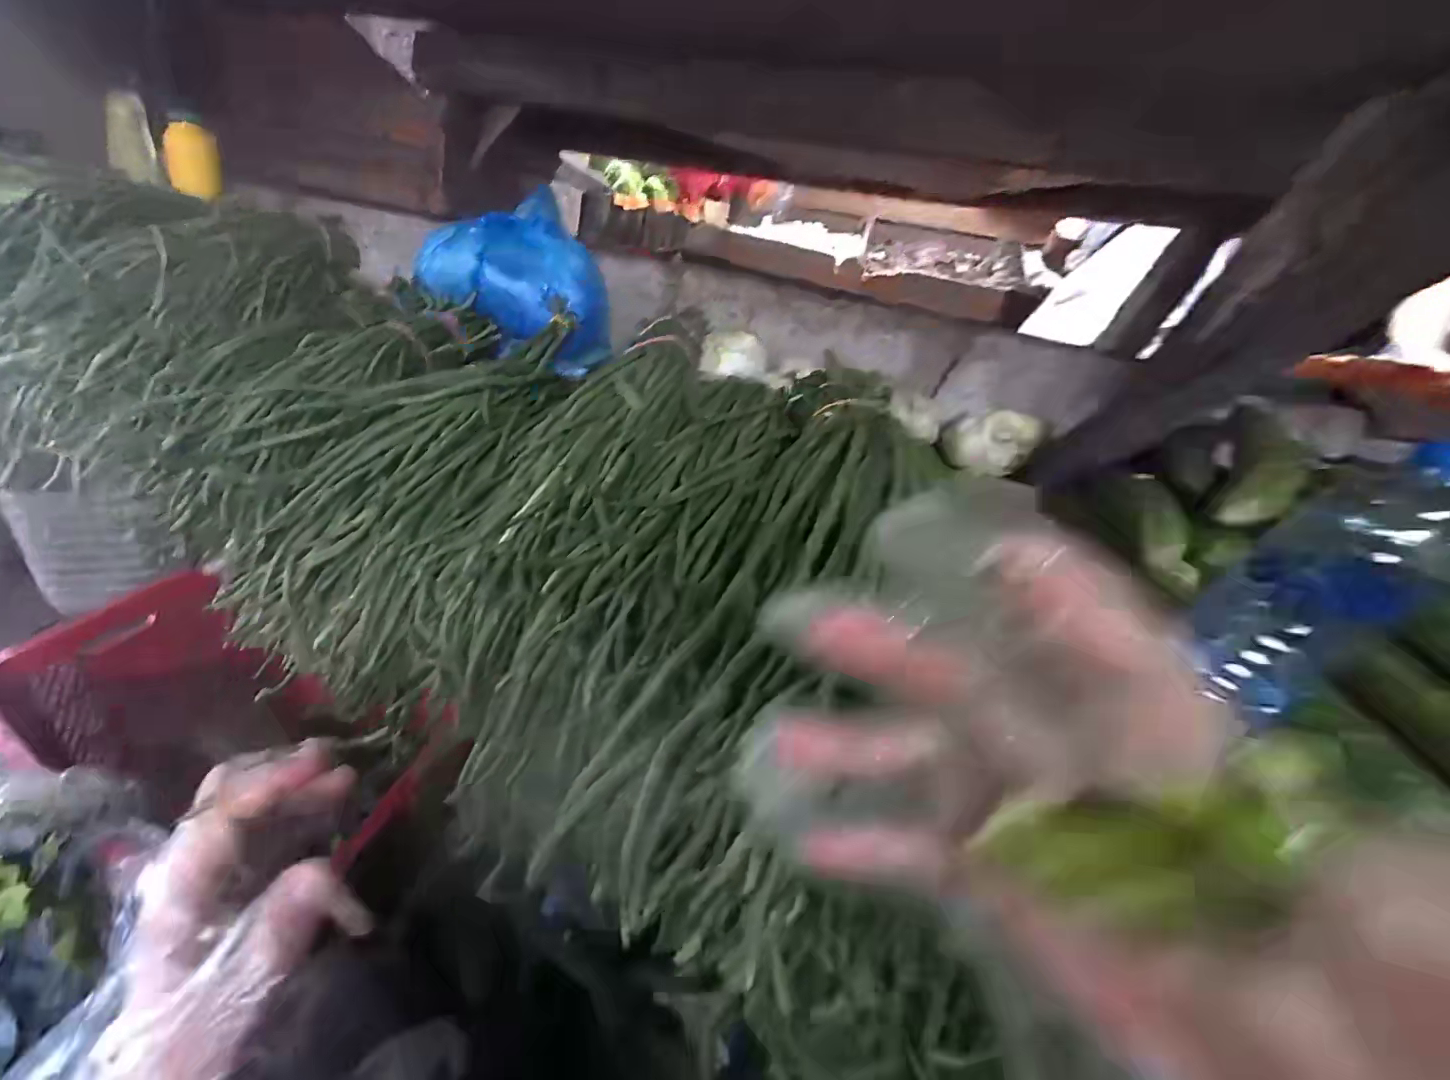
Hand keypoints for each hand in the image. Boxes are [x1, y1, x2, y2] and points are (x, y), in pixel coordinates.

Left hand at [92, 742, 371, 1079]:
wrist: (162, 1076)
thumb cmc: (189, 1040)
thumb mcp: (236, 995)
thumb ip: (278, 930)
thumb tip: (328, 871)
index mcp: (175, 886)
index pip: (220, 813)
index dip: (271, 782)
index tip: (322, 766)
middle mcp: (186, 865)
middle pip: (228, 794)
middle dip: (283, 772)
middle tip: (334, 760)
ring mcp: (205, 872)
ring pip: (248, 808)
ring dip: (295, 790)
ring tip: (343, 781)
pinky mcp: (225, 886)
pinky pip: (261, 834)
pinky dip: (296, 816)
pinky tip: (327, 814)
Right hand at [768, 533, 1449, 1079]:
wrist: (1304, 1055)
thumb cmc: (1362, 996)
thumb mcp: (1395, 955)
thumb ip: (1382, 914)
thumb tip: (1352, 876)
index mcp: (1184, 762)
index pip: (1119, 667)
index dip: (1062, 607)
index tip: (998, 557)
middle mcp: (1084, 769)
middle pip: (978, 693)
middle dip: (898, 654)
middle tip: (816, 623)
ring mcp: (1029, 821)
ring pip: (925, 762)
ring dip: (855, 746)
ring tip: (785, 740)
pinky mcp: (999, 878)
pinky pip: (919, 848)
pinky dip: (866, 841)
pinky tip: (814, 841)